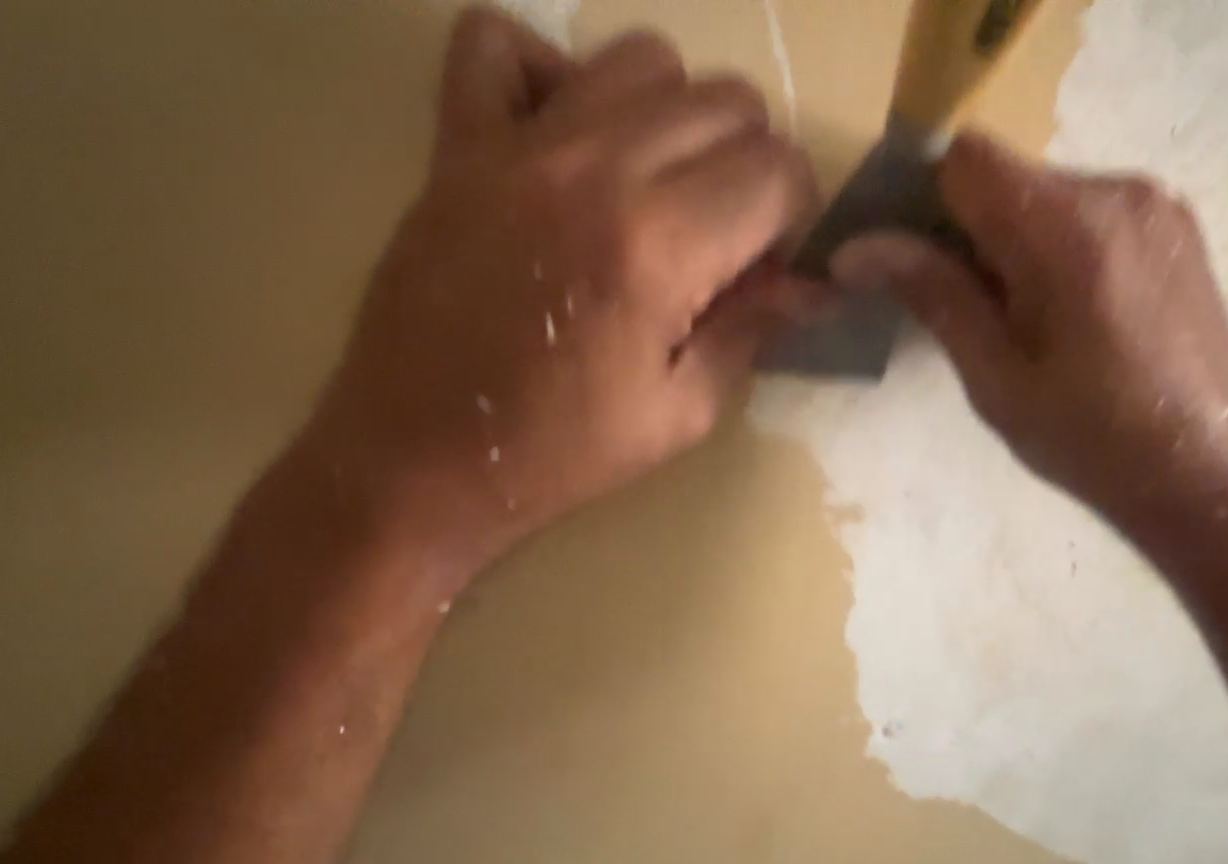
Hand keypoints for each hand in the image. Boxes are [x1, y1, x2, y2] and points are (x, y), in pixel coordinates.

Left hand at [303, 9, 820, 573]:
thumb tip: (808, 287)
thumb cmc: (562, 451)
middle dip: (752, 165)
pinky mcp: (457, 142)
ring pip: (643, 58)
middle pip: (728, 101)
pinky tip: (564, 137)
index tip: (772, 263)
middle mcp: (598, 169)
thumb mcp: (683, 412)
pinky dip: (548, 72)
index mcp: (660, 247)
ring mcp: (520, 143)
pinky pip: (502, 43)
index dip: (798, 217)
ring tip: (658, 183)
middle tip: (725, 232)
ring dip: (676, 115)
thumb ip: (752, 330)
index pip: (780, 171)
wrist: (418, 457)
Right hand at [832, 134, 1227, 525]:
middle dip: (977, 232)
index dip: (928, 206)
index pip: (967, 160)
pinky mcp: (1180, 227)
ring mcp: (1160, 205)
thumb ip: (934, 296)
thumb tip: (857, 248)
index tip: (926, 266)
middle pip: (1010, 177)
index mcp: (1070, 230)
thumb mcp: (996, 379)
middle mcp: (1120, 191)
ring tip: (1039, 323)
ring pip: (1051, 194)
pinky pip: (1094, 211)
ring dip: (1022, 241)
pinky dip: (1065, 245)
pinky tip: (1081, 315)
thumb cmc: (1090, 440)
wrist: (1203, 473)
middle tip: (983, 314)